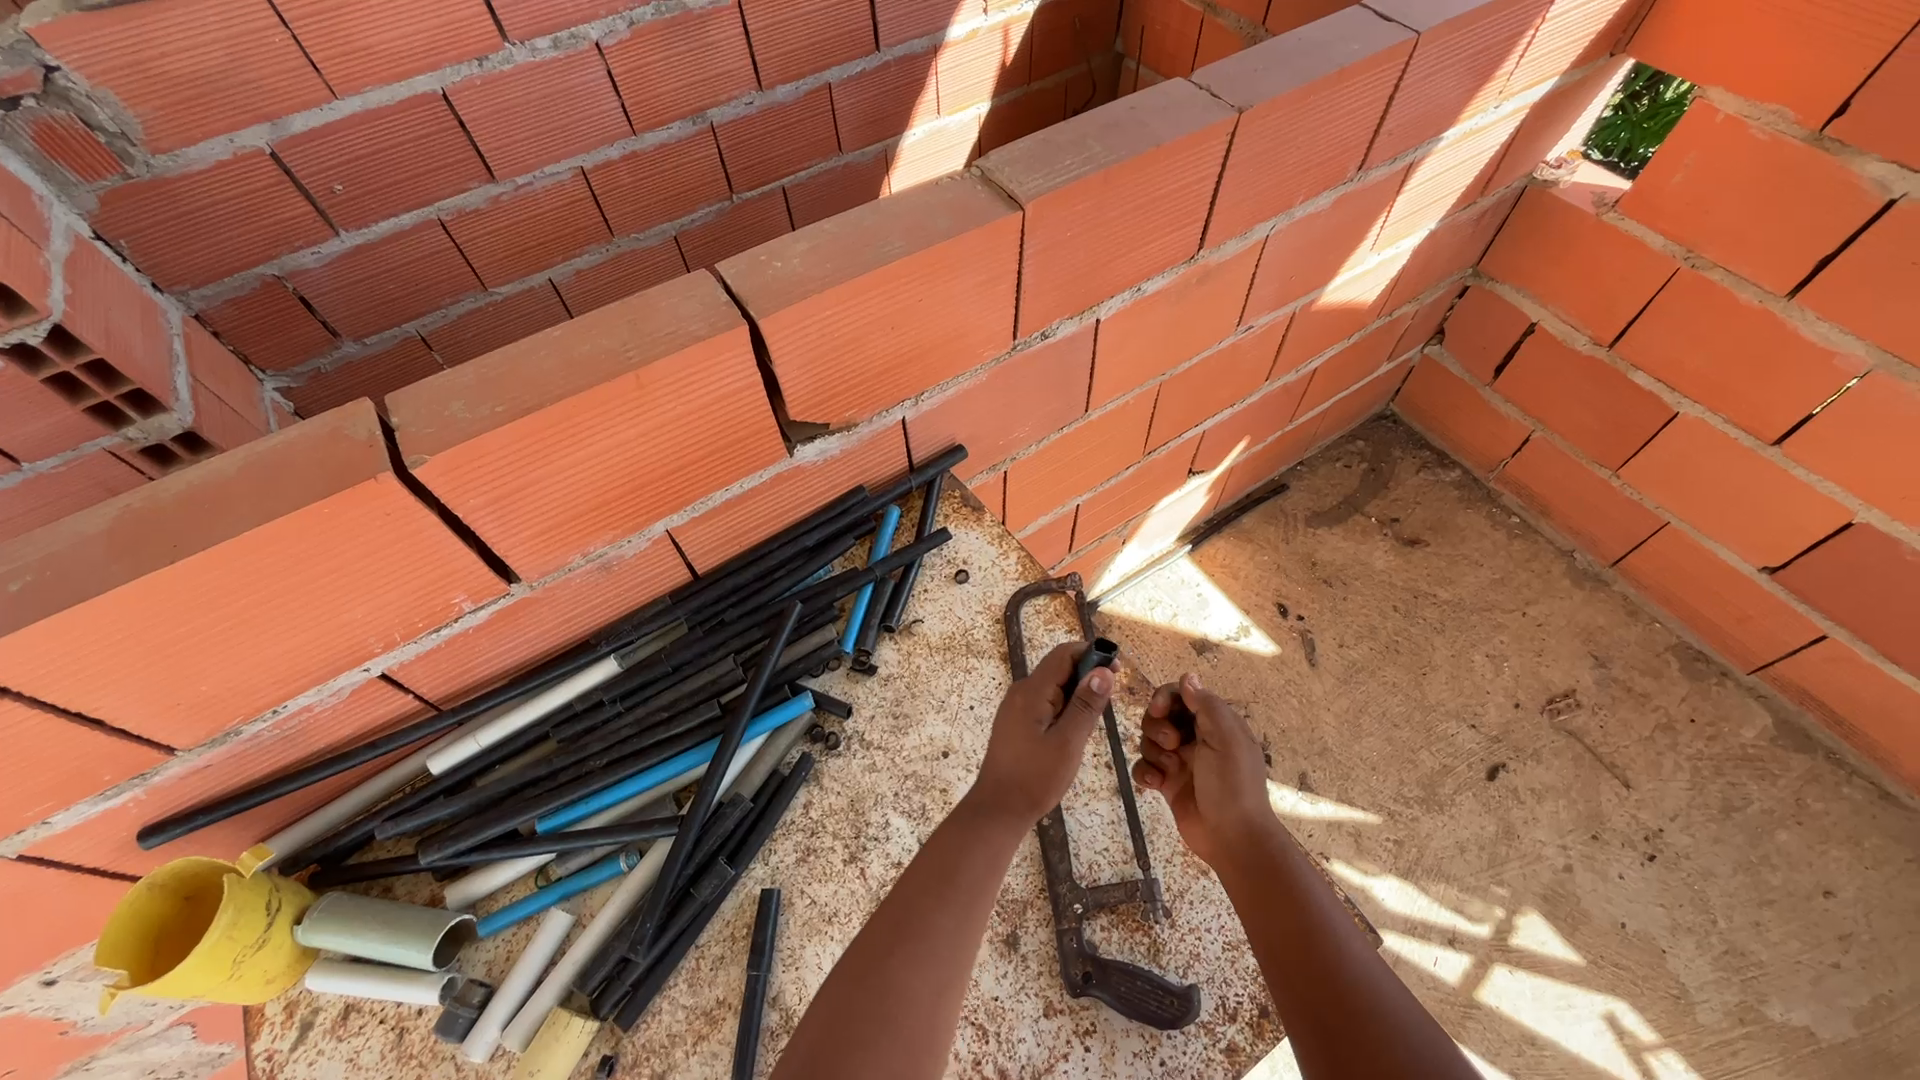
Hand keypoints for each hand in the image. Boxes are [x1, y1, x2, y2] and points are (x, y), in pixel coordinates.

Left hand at [968, 642, 1110, 825]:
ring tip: (1094, 720)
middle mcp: (1021, 692)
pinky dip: (1065, 707)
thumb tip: (1104, 671)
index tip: (1117, 669)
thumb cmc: (1035, 778)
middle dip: (1087, 675)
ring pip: (1053, 687)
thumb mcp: (1068, 742)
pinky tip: (1075, 730)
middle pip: (1058, 668)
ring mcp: (1016, 708)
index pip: (1063, 654)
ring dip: (1077, 694)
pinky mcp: (1017, 723)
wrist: (998, 808)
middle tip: (1109, 700)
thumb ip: (1086, 705)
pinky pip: (1045, 703)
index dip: (1092, 654)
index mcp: (1031, 692)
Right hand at [1132, 673, 1277, 867]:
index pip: (1182, 695)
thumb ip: (1206, 705)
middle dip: (1157, 727)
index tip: (1158, 709)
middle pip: (1160, 716)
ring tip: (1168, 770)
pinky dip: (1146, 773)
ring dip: (1153, 752)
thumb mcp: (1226, 738)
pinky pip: (1145, 767)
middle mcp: (1197, 738)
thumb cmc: (1233, 783)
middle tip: (1172, 744)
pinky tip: (1156, 785)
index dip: (1165, 697)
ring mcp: (1181, 761)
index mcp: (1216, 724)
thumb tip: (1187, 677)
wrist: (1232, 837)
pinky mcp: (1168, 783)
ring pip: (1149, 741)